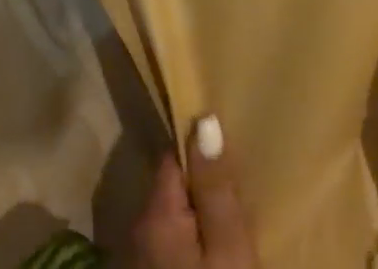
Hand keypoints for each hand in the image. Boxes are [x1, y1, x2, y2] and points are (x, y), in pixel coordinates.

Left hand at [128, 116, 259, 268]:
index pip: (172, 156)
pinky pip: (174, 232)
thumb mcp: (227, 243)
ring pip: (174, 208)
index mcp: (155, 212)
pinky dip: (193, 226)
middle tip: (239, 174)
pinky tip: (215, 233)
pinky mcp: (151, 265)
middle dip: (203, 175)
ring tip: (231, 201)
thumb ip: (215, 186)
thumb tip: (205, 122)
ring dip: (199, 202)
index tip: (229, 136)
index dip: (200, 143)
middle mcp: (139, 224)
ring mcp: (141, 250)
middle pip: (173, 182)